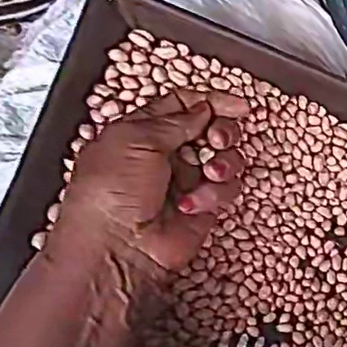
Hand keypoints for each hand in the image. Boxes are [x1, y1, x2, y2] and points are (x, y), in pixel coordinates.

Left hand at [46, 89, 249, 286]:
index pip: (183, 105)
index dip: (210, 101)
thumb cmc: (110, 193)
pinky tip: (192, 205)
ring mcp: (189, 180)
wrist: (120, 245)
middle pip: (212, 129)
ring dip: (224, 164)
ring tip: (209, 175)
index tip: (236, 105)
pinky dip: (214, 195)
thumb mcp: (135, 140)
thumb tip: (204, 109)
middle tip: (217, 141)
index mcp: (143, 130)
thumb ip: (176, 120)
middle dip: (222, 132)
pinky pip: (227, 189)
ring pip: (226, 160)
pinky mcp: (206, 205)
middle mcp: (168, 154)